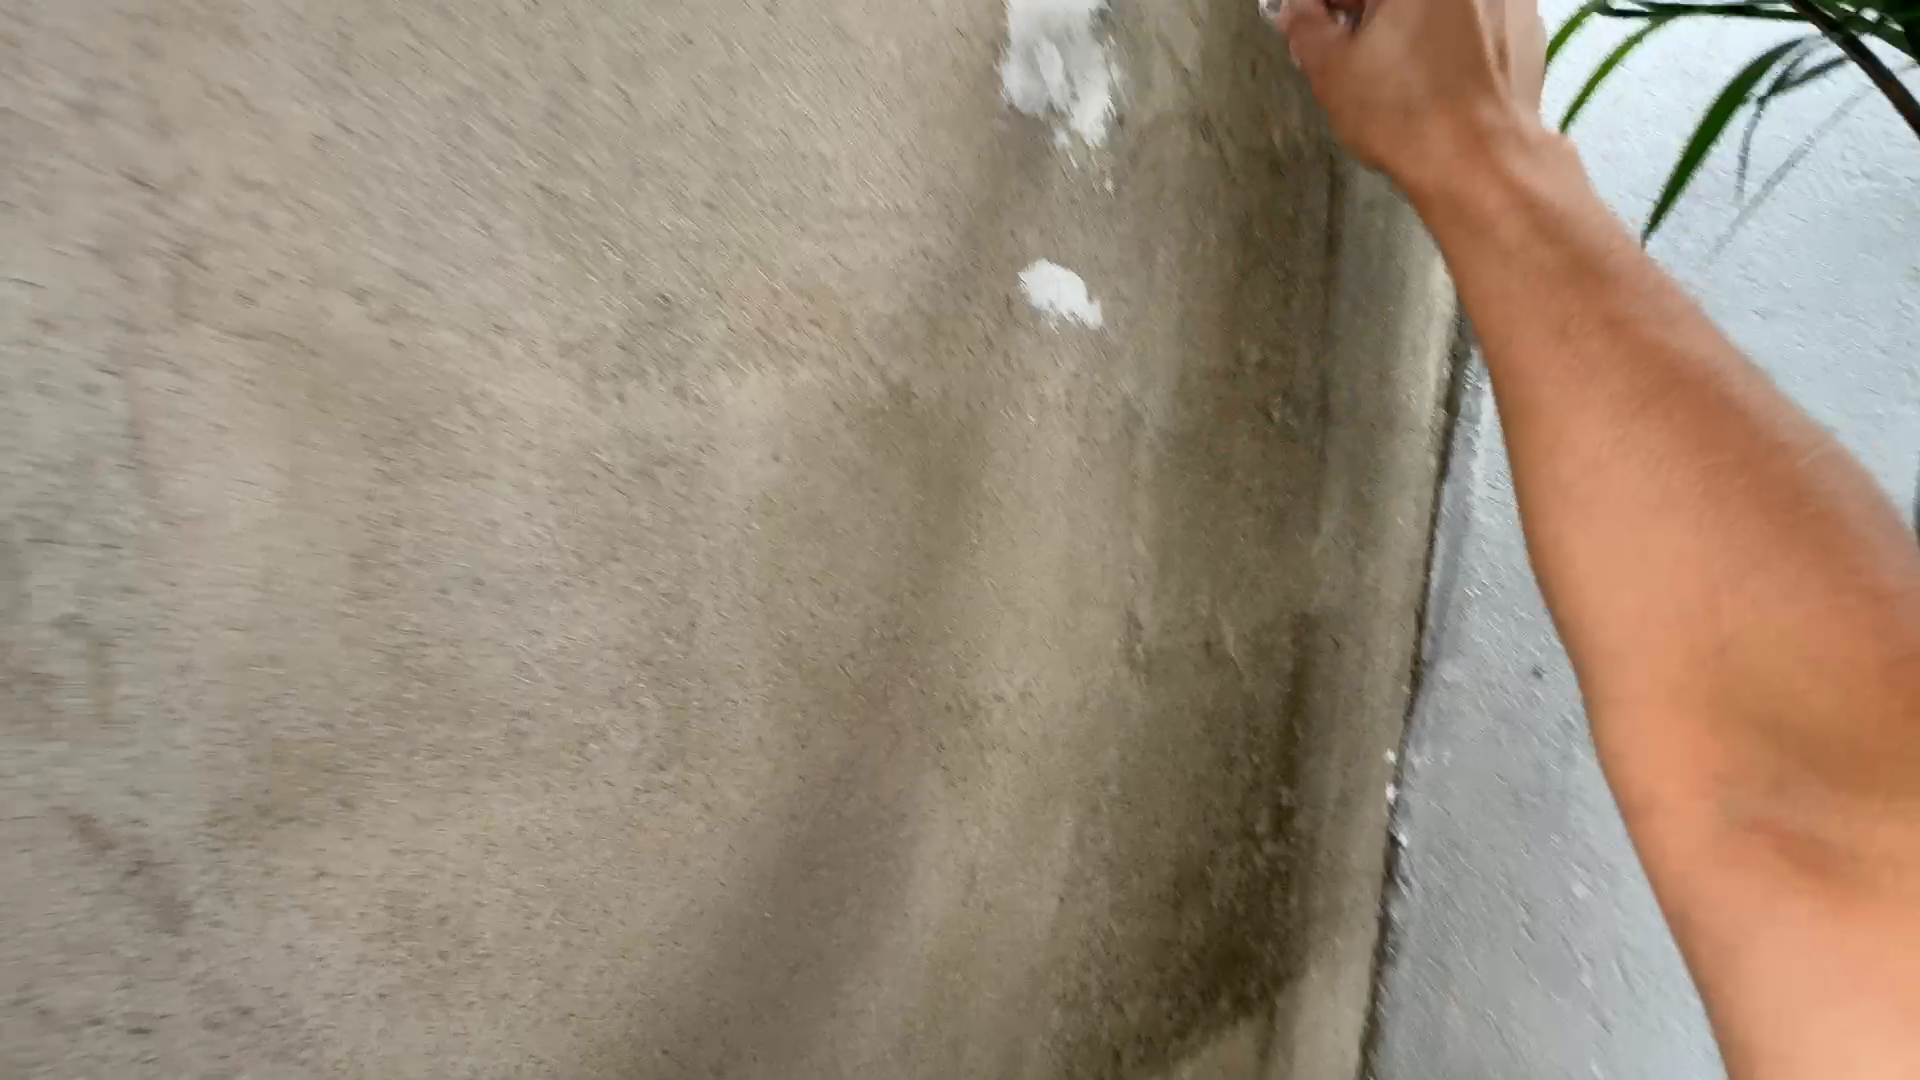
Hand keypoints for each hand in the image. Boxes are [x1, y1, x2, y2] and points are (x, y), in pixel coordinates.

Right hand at [1273, 0, 1548, 192]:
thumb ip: (1307, 32)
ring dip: (1406, 28)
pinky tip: (1431, 82)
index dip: (1325, 7)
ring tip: (1391, 78)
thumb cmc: (1403, 114)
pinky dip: (1446, 42)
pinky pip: (1473, 21)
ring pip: (1435, 8)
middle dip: (1366, 17)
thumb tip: (1297, 13)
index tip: (1311, 26)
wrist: (1475, 156)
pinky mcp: (1525, 22)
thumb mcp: (1332, 73)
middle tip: (1347, 55)